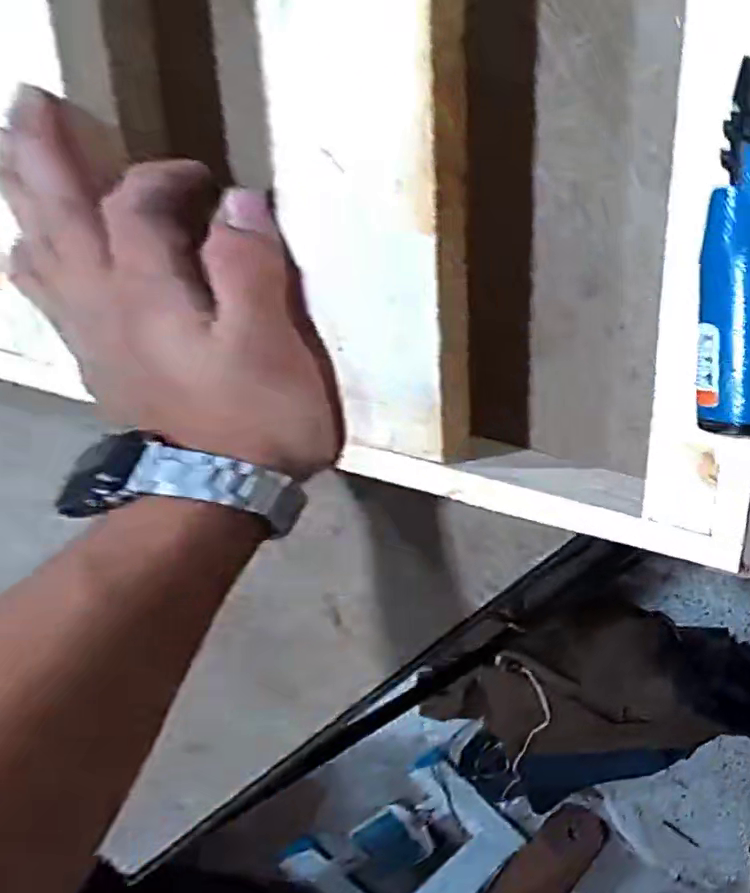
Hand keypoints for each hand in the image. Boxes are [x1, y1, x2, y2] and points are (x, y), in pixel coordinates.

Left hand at [1, 84, 341, 478]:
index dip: (168, 179)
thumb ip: (254, 271)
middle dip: (41, 150)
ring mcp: (89, 326)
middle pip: (51, 206)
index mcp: (145, 287)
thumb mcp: (274, 344)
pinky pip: (42, 284)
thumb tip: (242, 203)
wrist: (215, 484)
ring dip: (27, 195)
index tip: (211, 175)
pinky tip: (48, 252)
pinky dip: (36, 250)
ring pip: (33, 241)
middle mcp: (98, 294)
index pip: (138, 207)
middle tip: (35, 103)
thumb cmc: (258, 414)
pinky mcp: (97, 354)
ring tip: (33, 171)